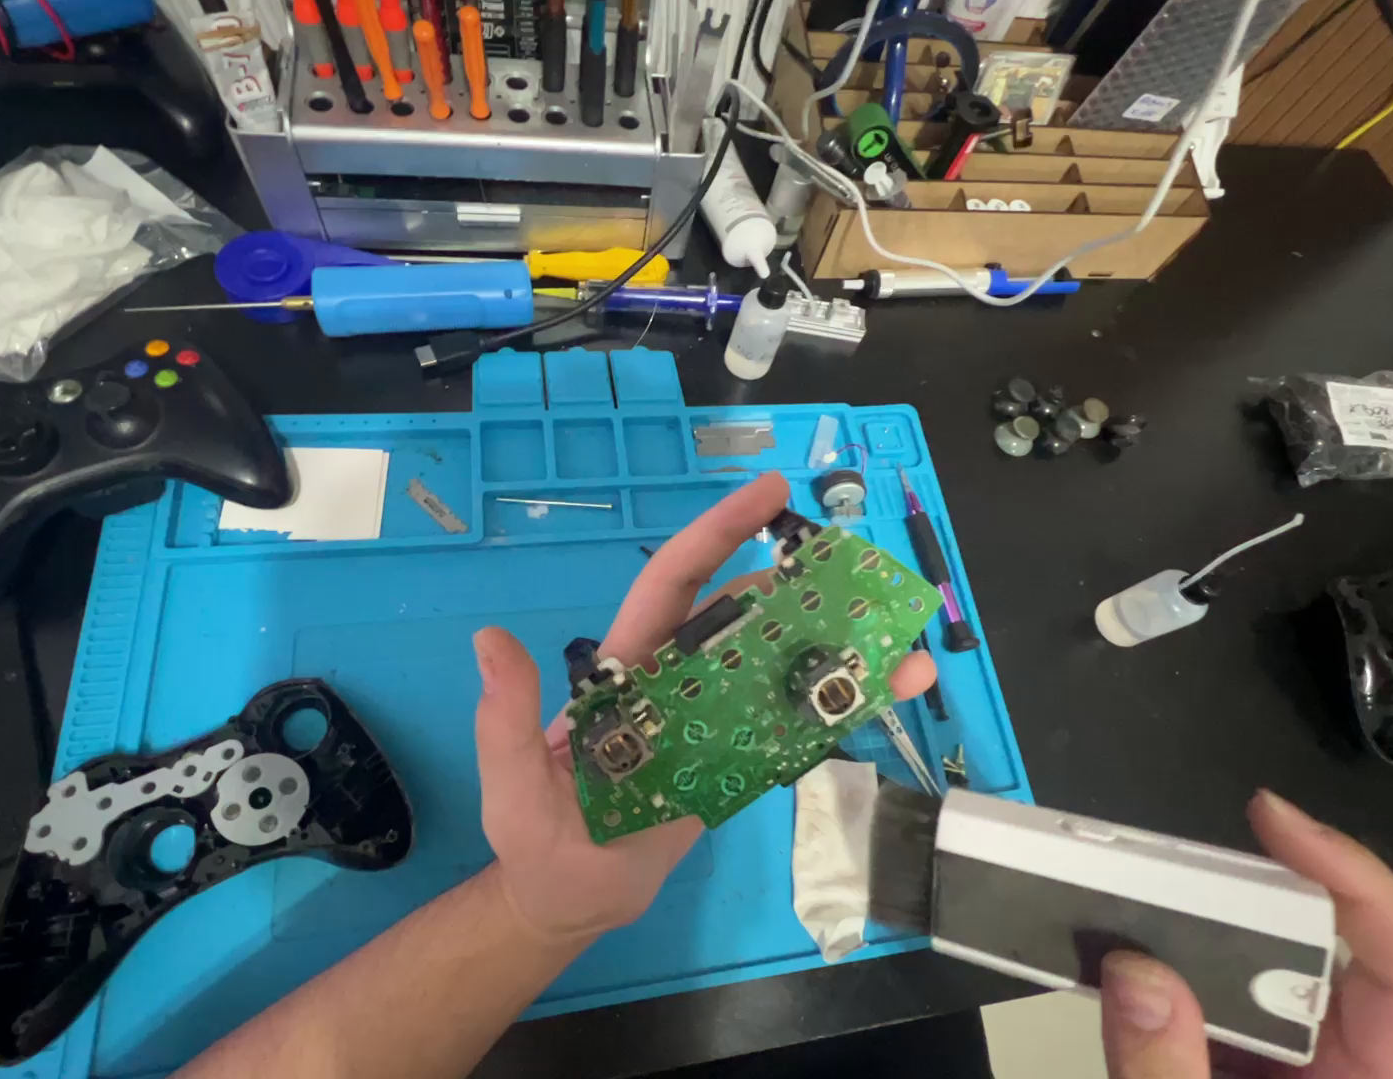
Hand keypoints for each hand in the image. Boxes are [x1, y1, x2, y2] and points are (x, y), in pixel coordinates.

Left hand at [472, 472, 937, 943]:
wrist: (574, 900)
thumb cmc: (536, 838)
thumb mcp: (509, 780)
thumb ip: (506, 718)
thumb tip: (488, 638)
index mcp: (628, 667)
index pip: (675, 584)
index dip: (717, 535)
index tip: (768, 492)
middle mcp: (677, 680)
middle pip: (744, 615)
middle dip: (800, 585)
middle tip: (864, 570)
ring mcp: (712, 721)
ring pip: (778, 668)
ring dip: (837, 652)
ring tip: (904, 650)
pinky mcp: (737, 764)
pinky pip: (789, 727)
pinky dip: (834, 711)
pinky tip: (884, 700)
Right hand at [1098, 790, 1392, 1078]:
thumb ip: (1167, 1077)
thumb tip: (1135, 967)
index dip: (1356, 884)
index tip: (1272, 818)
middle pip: (1312, 957)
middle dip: (1233, 896)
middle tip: (1150, 861)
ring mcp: (1283, 1076)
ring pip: (1245, 974)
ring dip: (1179, 928)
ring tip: (1115, 896)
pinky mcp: (1230, 1072)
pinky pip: (1194, 997)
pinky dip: (1148, 964)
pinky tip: (1107, 950)